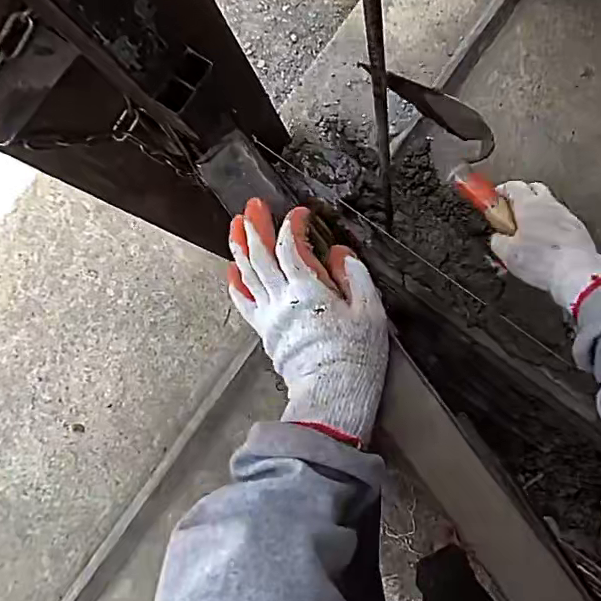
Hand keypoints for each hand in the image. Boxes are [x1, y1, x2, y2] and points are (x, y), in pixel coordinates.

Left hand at [227, 199, 388, 445]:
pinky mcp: (264, 330)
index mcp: (309, 290)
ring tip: (235, 225)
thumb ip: (354, 275)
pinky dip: (235, 282)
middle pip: (261, 253)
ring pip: (247, 272)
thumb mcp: (369, 311)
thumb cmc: (354, 357)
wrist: (331, 395)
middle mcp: (283, 298)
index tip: (300, 214)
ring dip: (240, 246)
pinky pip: (243, 301)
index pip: (293, 246)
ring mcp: (269, 314)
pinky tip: (232, 269)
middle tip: (253, 205)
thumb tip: (339, 253)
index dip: (294, 225)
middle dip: (256, 225)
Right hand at [488, 181, 600, 316]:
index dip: (503, 190)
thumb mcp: (507, 254)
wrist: (576, 273)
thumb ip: (498, 241)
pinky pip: (561, 221)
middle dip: (523, 195)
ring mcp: (566, 216)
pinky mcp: (579, 230)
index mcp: (528, 205)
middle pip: (535, 189)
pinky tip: (546, 241)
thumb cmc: (542, 260)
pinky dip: (551, 225)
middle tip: (512, 209)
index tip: (496, 197)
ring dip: (538, 212)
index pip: (514, 186)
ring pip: (550, 205)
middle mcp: (549, 205)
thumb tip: (497, 238)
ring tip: (529, 229)